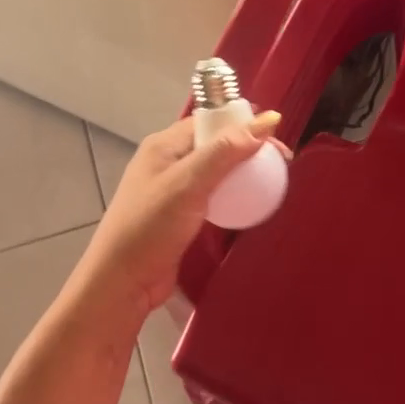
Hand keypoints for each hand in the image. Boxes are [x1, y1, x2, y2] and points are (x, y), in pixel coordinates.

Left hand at [80, 111, 286, 314]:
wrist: (122, 283)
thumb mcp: (188, 184)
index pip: (212, 122)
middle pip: (217, 144)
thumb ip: (225, 152)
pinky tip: (249, 206)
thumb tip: (268, 120)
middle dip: (249, 149)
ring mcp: (173, 189)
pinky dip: (233, 195)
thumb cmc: (150, 228)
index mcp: (164, 145)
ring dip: (243, 173)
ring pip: (217, 171)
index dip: (245, 124)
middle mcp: (168, 161)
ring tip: (272, 183)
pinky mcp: (180, 214)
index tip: (276, 139)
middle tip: (282, 165)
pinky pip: (213, 195)